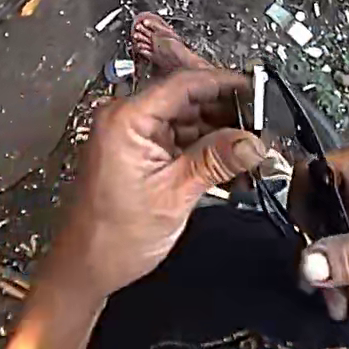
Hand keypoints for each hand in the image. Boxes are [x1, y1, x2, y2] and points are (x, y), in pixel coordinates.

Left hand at [46, 69, 262, 300]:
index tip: (253, 88)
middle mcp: (126, 118)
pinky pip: (178, 137)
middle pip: (186, 99)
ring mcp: (133, 133)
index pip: (182, 84)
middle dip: (225, 112)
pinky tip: (229, 161)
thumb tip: (252, 142)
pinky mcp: (140, 149)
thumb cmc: (113, 235)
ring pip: (186, 118)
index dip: (222, 83)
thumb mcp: (175, 194)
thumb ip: (216, 161)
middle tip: (259, 126)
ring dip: (218, 132)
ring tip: (249, 148)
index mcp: (126, 119)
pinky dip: (203, 147)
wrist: (89, 265)